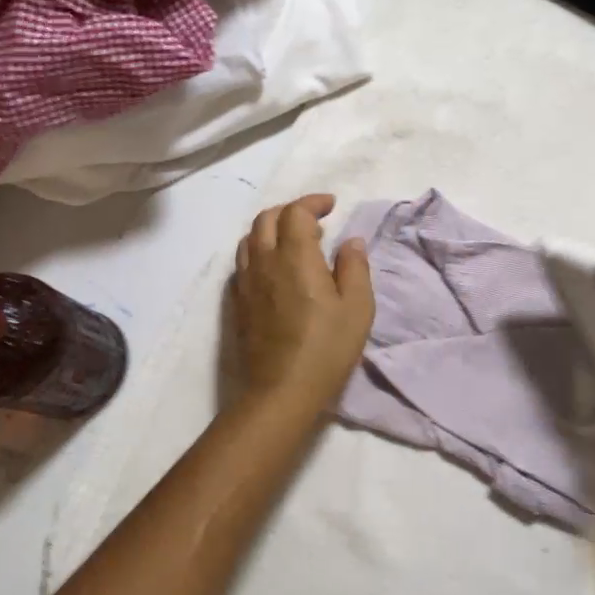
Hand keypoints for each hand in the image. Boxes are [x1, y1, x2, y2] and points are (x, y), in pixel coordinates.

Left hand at [230, 194, 375, 409]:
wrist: (280, 391)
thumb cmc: (326, 348)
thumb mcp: (357, 307)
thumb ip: (354, 268)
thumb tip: (350, 242)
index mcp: (295, 256)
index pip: (295, 212)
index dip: (313, 203)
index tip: (331, 206)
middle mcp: (264, 261)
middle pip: (266, 219)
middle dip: (290, 211)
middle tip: (314, 221)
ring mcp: (245, 283)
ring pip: (249, 239)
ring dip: (270, 230)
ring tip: (292, 242)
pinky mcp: (237, 304)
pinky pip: (242, 264)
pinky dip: (258, 253)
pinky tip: (274, 270)